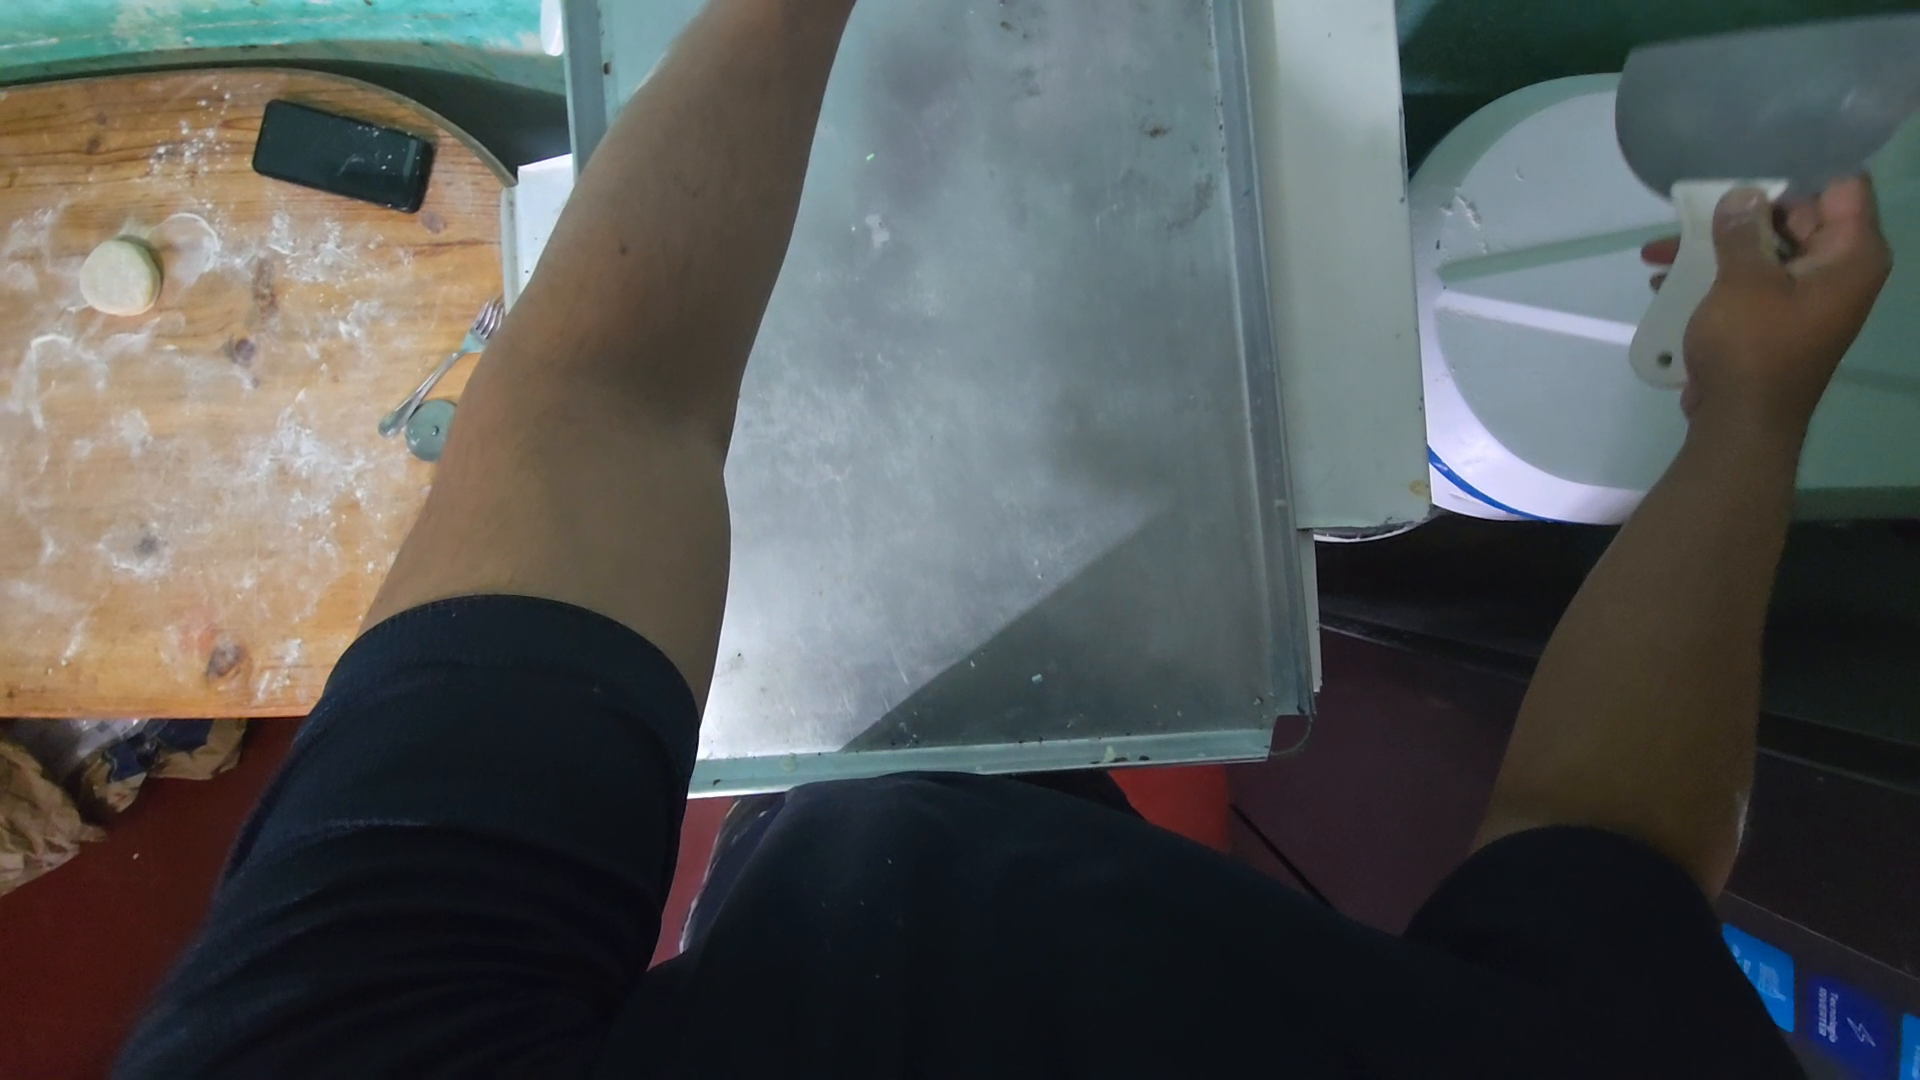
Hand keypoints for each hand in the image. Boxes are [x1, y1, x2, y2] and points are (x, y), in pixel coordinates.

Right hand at [1640, 176, 1891, 433]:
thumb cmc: (1752, 345)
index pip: (1839, 190)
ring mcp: (1804, 299)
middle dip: (1738, 218)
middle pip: (1795, 223)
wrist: (1743, 415)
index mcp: (1851, 254)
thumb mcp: (1743, 283)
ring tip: (1657, 254)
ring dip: (1714, 252)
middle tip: (1684, 216)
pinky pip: (1747, 286)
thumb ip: (1742, 235)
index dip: (1794, 177)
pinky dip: (1712, 280)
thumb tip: (1741, 195)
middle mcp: (1837, 271)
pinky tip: (1667, 283)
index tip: (1741, 176)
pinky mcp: (1772, 322)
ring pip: (1762, 257)